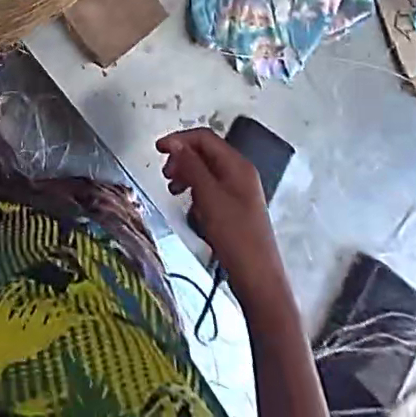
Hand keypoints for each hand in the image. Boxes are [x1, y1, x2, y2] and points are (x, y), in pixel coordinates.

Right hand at [158, 127, 286, 300]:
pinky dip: (195, 189)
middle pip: (205, 152)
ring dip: (186, 174)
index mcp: (237, 165)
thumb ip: (191, 166)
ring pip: (206, 170)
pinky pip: (210, 187)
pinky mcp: (234, 207)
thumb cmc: (235, 235)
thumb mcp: (208, 196)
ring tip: (173, 188)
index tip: (157, 149)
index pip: (204, 138)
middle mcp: (240, 173)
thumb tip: (176, 143)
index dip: (179, 139)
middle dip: (182, 157)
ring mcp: (238, 190)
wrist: (258, 278)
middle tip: (166, 173)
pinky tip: (188, 204)